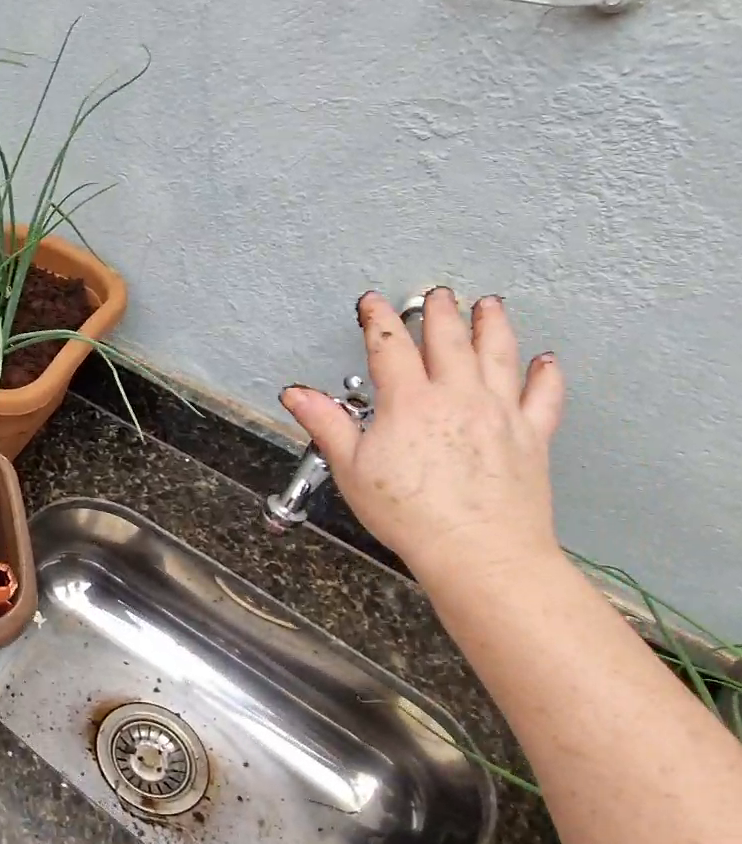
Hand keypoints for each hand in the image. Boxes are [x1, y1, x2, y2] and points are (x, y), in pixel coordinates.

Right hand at [281, 290, 565, 584]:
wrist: (477, 549)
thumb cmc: (410, 514)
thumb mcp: (349, 466)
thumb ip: (326, 423)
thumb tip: (297, 395)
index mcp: (410, 404)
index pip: (390, 347)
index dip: (378, 321)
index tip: (372, 304)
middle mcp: (459, 399)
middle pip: (449, 341)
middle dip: (440, 313)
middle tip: (437, 295)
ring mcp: (500, 414)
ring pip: (499, 355)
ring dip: (492, 326)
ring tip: (488, 306)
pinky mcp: (531, 436)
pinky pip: (543, 395)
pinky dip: (546, 373)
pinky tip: (545, 360)